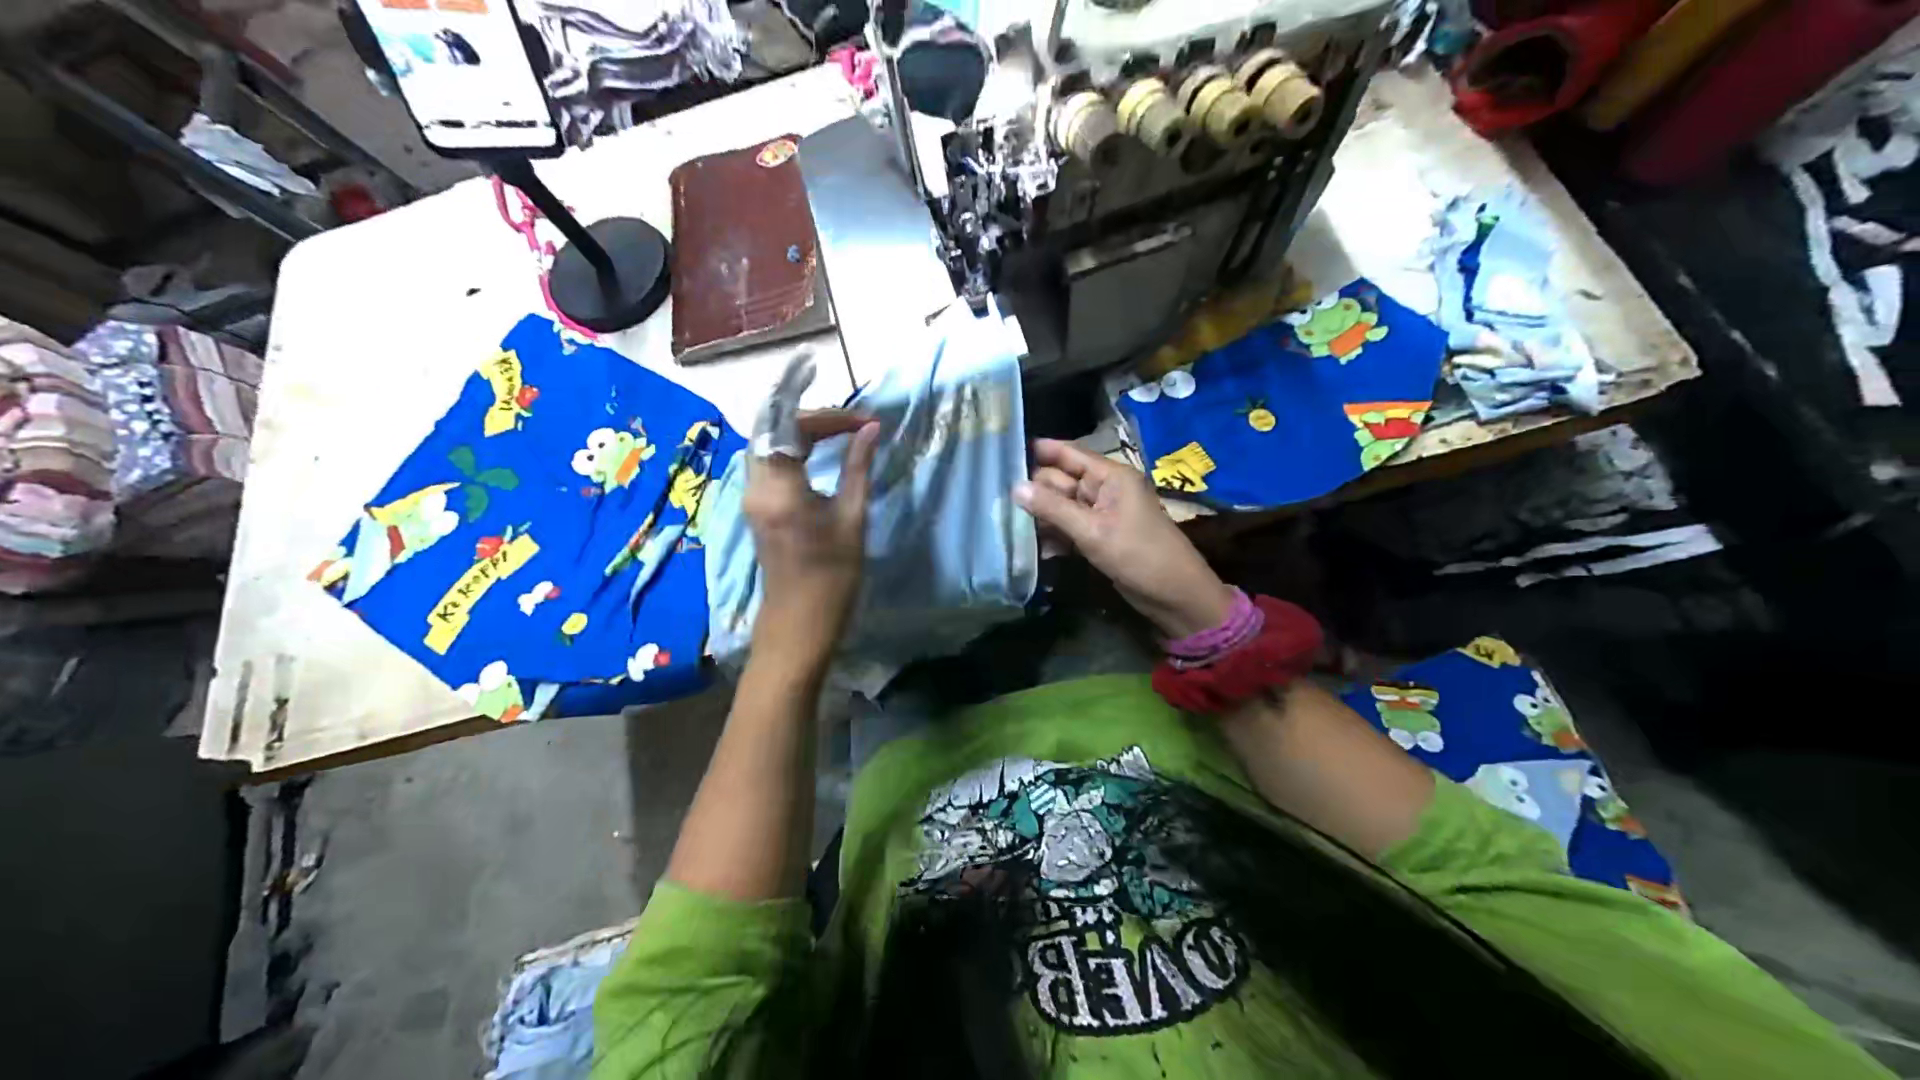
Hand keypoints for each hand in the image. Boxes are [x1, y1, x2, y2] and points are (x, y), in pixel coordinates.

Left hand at [744, 410, 880, 665]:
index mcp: (779, 489)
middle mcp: (755, 487)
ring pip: (768, 442)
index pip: (792, 427)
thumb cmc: (833, 577)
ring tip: (837, 430)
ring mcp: (751, 497)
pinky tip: (817, 451)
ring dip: (800, 430)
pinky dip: (792, 447)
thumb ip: (858, 467)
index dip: (830, 416)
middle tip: (849, 422)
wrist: (800, 625)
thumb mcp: (852, 519)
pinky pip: (768, 461)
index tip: (865, 422)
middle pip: (772, 428)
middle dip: (811, 417)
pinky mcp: (755, 507)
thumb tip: (870, 429)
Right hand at [1014, 438, 1236, 638]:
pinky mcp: (1098, 536)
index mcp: (1110, 476)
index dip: (1040, 450)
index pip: (1069, 454)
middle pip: (1060, 481)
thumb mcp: (1092, 531)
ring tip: (1009, 525)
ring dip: (1040, 517)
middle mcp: (1104, 489)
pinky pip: (1068, 527)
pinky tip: (1035, 548)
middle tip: (998, 501)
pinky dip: (1054, 535)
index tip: (1004, 450)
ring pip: (1061, 506)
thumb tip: (1015, 487)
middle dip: (1034, 491)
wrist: (1173, 594)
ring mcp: (1101, 514)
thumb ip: (1052, 509)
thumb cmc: (1138, 555)